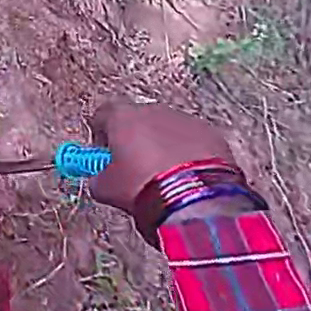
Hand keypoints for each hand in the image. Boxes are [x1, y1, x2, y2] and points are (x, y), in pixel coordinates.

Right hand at [88, 101, 248, 219]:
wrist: (196, 200)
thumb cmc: (144, 187)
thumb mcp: (108, 189)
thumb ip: (98, 179)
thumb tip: (99, 181)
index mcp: (121, 116)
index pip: (102, 114)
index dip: (102, 134)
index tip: (105, 155)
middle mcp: (151, 110)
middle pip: (137, 120)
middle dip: (135, 141)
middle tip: (135, 169)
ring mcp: (184, 120)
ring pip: (167, 130)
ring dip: (164, 147)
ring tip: (167, 178)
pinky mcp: (212, 134)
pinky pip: (194, 142)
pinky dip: (190, 155)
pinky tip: (189, 179)